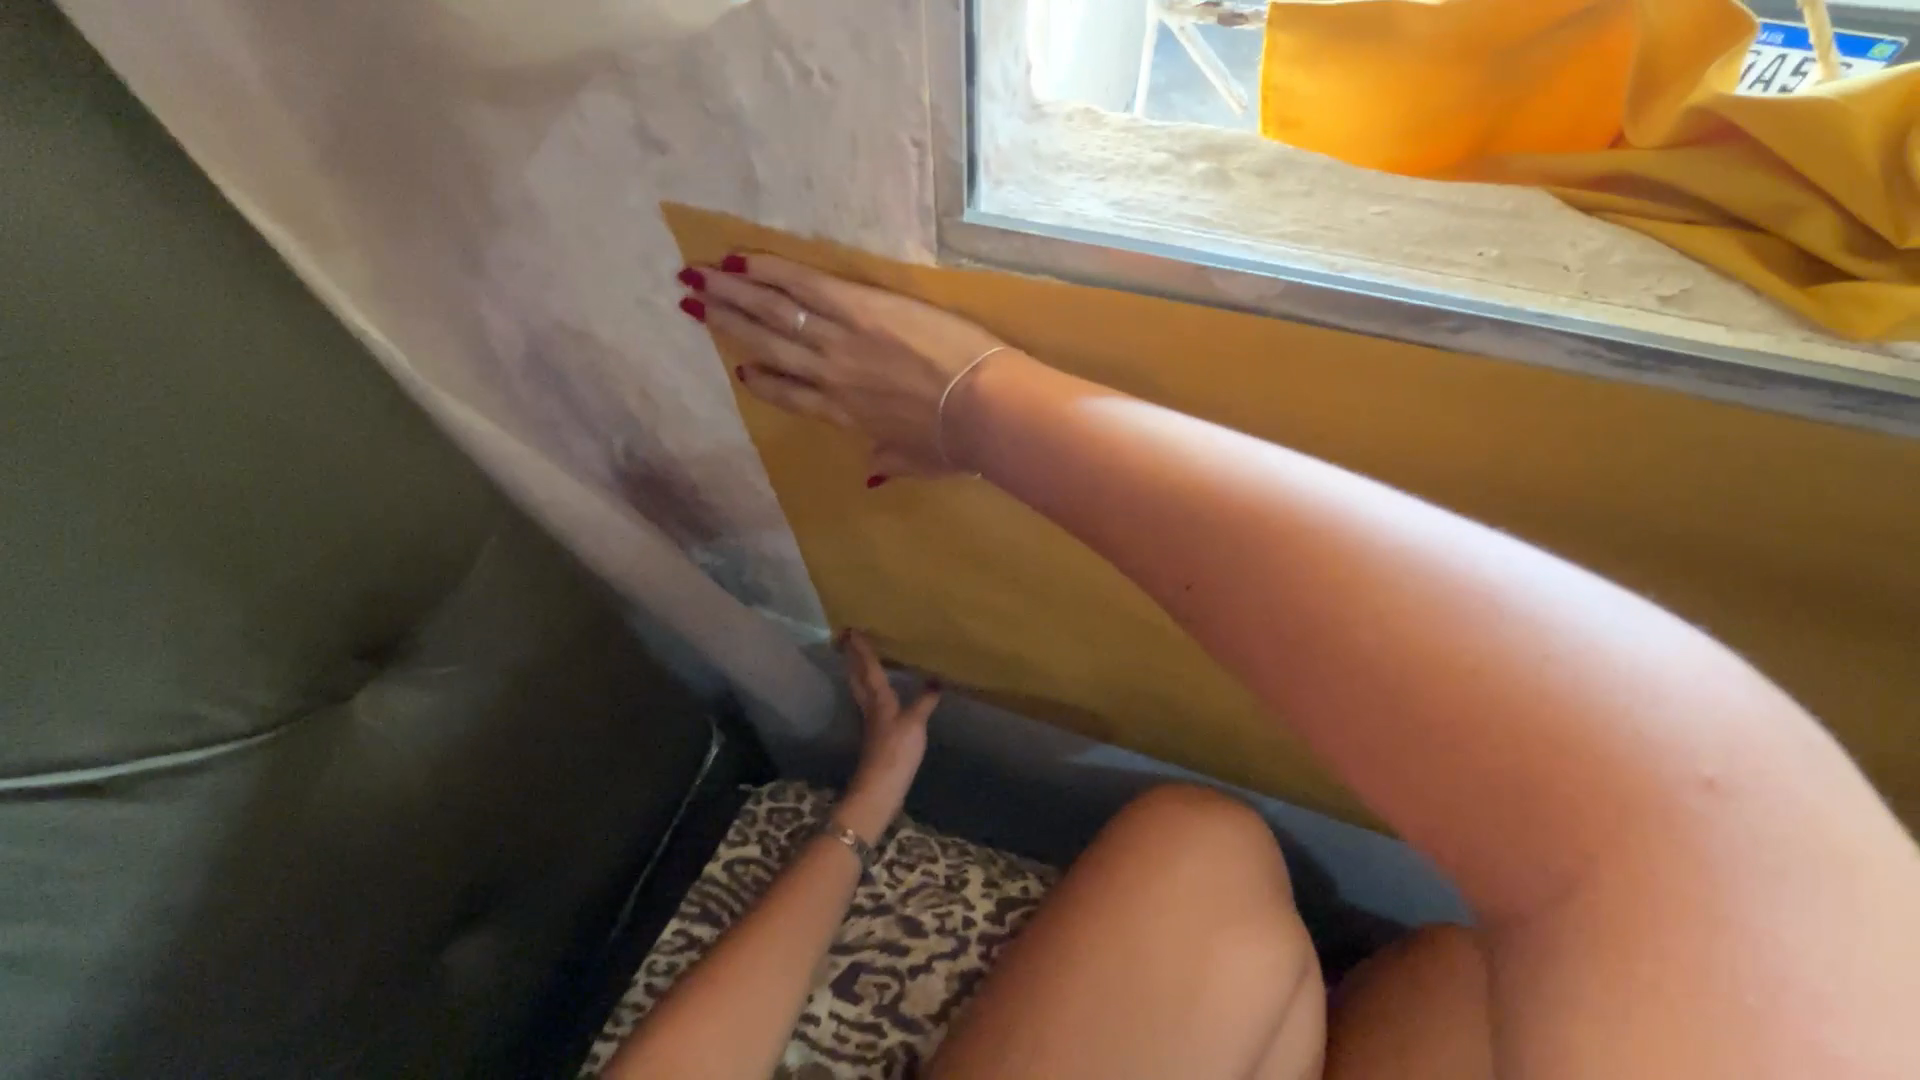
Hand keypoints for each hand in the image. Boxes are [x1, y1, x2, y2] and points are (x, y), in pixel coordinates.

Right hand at [679, 254, 1013, 475]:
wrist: (978, 408)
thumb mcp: (919, 463)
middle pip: (768, 347)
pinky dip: (770, 270)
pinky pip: (803, 284)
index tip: (742, 371)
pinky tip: (741, 256)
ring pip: (774, 313)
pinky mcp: (857, 307)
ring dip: (733, 292)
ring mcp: (839, 341)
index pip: (792, 396)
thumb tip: (873, 476)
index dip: (763, 383)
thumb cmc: (955, 442)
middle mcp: (829, 376)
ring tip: (699, 274)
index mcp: (845, 415)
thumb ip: (891, 464)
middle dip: (728, 324)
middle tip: (693, 303)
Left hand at [835, 630, 938, 841]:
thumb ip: (925, 701)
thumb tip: (935, 680)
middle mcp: (870, 704)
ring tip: (854, 657)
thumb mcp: (915, 723)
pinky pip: (866, 700)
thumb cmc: (897, 751)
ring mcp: (869, 719)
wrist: (880, 785)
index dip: (861, 649)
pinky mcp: (873, 731)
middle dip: (852, 657)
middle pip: (857, 676)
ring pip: (859, 688)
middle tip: (845, 639)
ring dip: (855, 671)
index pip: (869, 667)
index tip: (852, 630)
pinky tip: (872, 690)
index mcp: (879, 698)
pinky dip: (865, 688)